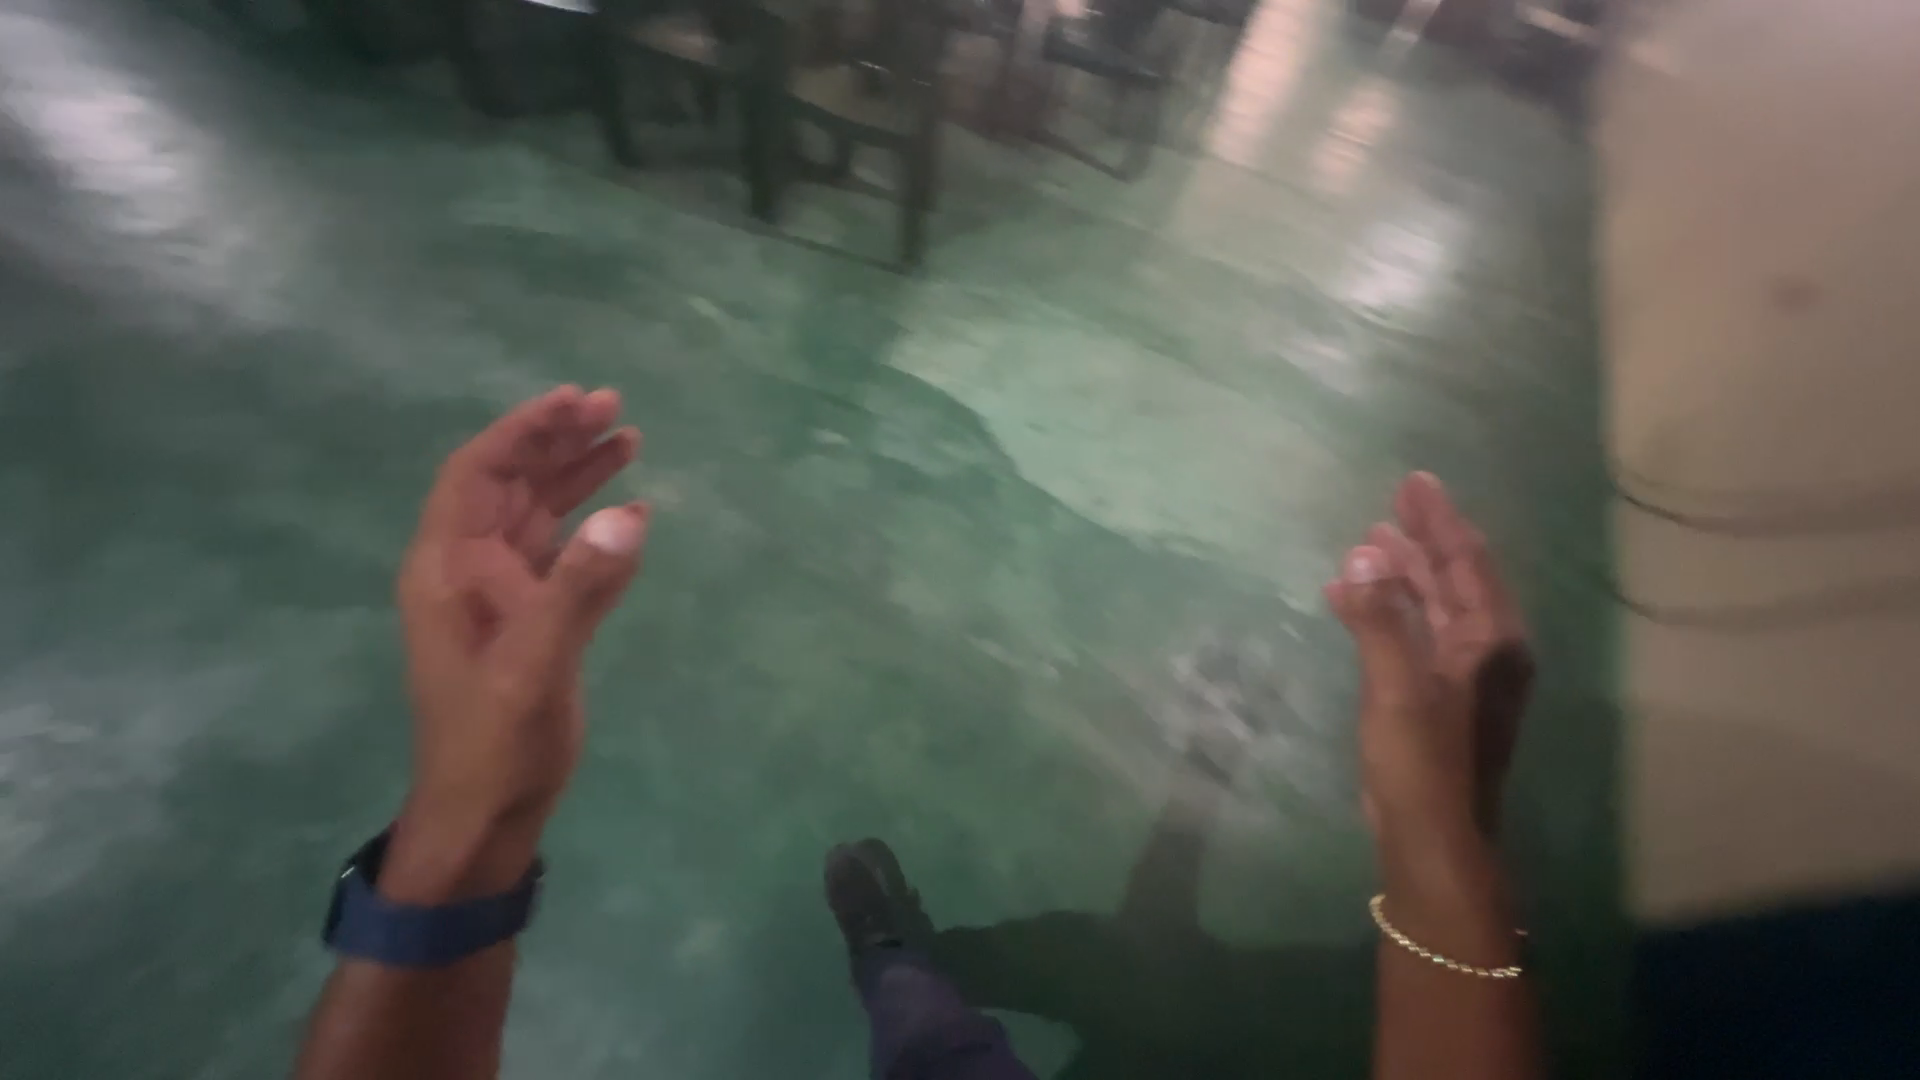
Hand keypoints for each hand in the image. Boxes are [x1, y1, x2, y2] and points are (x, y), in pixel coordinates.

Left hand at [384, 387, 647, 900]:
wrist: (487, 811)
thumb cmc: (497, 740)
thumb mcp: (537, 665)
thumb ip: (581, 588)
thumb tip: (632, 514)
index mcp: (450, 567)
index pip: (480, 473)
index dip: (524, 430)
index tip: (575, 401)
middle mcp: (471, 569)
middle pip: (512, 483)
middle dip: (558, 440)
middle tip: (614, 407)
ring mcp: (504, 594)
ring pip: (541, 513)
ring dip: (579, 475)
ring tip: (629, 439)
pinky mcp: (535, 617)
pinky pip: (565, 553)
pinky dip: (597, 526)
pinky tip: (632, 511)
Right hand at [1325, 474, 1532, 891]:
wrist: (1431, 836)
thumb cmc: (1421, 761)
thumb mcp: (1396, 687)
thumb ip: (1380, 619)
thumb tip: (1361, 557)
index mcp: (1490, 641)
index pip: (1466, 562)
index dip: (1439, 520)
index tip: (1415, 482)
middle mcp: (1485, 650)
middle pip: (1454, 578)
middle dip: (1422, 540)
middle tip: (1392, 505)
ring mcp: (1461, 674)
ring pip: (1433, 605)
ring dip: (1402, 573)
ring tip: (1369, 543)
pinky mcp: (1434, 693)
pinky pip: (1412, 631)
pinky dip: (1385, 609)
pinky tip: (1350, 599)